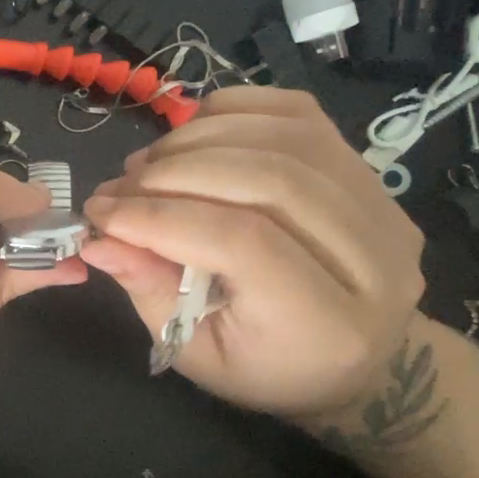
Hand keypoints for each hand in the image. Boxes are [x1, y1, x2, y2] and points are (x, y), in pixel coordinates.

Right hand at [80, 88, 425, 418]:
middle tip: (118, 187)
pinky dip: (235, 111)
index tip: (100, 214)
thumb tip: (95, 237)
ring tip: (147, 165)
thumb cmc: (260, 366)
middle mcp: (375, 258)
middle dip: (174, 174)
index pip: (243, 244)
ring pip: (285, 139)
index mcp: (325, 323)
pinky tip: (190, 134)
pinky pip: (302, 115)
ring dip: (196, 140)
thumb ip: (148, 290)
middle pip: (269, 181)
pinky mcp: (371, 172)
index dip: (161, 217)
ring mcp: (384, 206)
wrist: (354, 360)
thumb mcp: (191, 350)